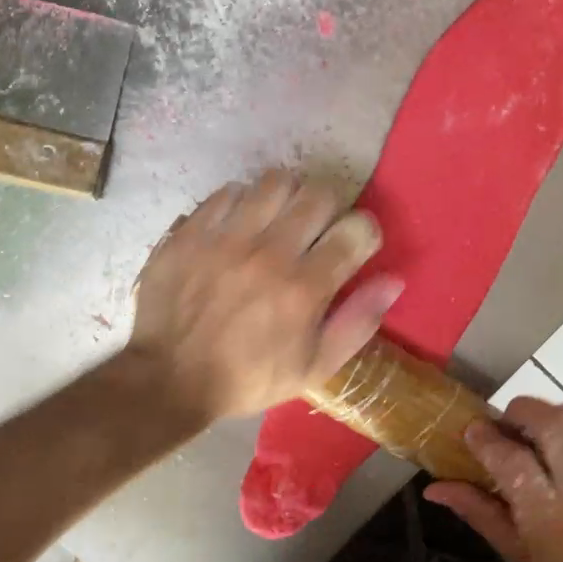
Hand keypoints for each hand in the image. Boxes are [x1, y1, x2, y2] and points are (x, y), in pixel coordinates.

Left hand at [129, 169, 402, 419]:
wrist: (169, 378)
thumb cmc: (249, 377)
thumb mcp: (314, 367)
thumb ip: (358, 323)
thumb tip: (393, 281)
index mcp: (305, 287)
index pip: (356, 228)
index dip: (364, 233)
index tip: (354, 246)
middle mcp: (270, 252)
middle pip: (319, 194)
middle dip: (329, 209)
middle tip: (318, 231)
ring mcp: (226, 237)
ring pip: (275, 183)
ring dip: (288, 197)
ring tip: (280, 220)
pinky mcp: (192, 231)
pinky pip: (228, 192)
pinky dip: (243, 202)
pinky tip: (241, 225)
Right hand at [427, 399, 562, 561]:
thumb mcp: (513, 551)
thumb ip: (476, 509)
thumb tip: (432, 488)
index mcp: (544, 512)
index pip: (509, 457)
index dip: (485, 437)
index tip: (473, 431)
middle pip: (549, 423)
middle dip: (520, 412)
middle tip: (508, 426)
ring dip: (553, 412)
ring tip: (540, 429)